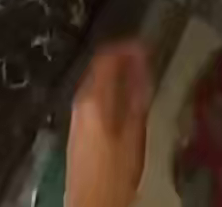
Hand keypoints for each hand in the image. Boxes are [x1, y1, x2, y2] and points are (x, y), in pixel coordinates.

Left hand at [65, 40, 152, 206]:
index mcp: (94, 100)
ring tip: (138, 75)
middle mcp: (80, 103)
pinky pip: (93, 95)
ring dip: (116, 73)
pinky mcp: (77, 129)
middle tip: (143, 57)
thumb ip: (138, 97)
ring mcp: (76, 116)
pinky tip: (124, 98)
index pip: (107, 57)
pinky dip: (110, 88)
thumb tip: (144, 69)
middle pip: (99, 66)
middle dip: (122, 58)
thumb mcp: (134, 135)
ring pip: (96, 81)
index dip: (126, 46)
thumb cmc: (114, 175)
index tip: (144, 46)